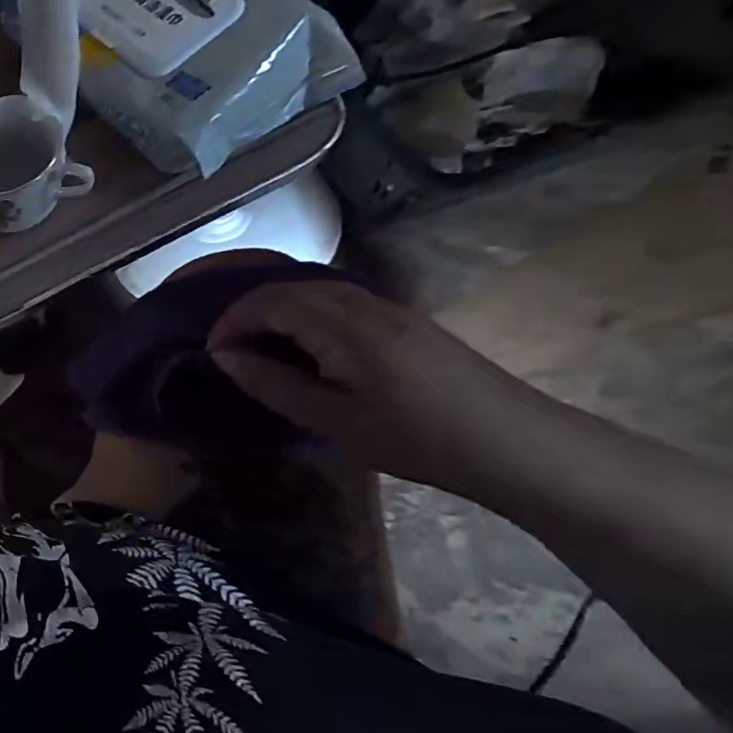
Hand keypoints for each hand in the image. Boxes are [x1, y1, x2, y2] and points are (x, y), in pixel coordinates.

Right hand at [206, 281, 557, 492]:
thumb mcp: (332, 420)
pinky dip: (306, 316)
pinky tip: (305, 348)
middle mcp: (368, 305)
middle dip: (249, 314)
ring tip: (261, 351)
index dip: (232, 322)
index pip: (270, 301)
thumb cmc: (416, 439)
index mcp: (347, 328)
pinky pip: (340, 302)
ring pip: (316, 291)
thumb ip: (273, 384)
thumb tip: (225, 357)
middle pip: (291, 288)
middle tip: (231, 354)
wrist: (516, 445)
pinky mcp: (406, 321)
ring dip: (278, 313)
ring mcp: (392, 309)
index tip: (215, 356)